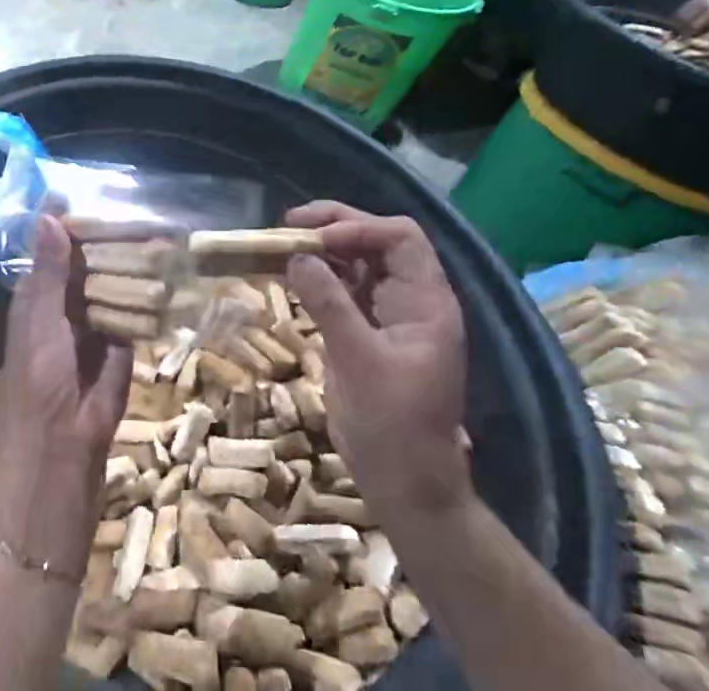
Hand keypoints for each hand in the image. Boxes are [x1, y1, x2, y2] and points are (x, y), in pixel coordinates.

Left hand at [0, 215, 132, 575]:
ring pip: (116, 289)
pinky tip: (172, 278)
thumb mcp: (40, 327)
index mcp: (37, 302)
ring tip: (167, 237)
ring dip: (136, 268)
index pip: (56, 251)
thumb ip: (48, 275)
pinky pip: (135, 319)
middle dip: (115, 242)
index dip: (75, 223)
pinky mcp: (121, 354)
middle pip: (91, 267)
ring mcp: (95, 333)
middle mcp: (65, 312)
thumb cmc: (37, 394)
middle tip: (151, 214)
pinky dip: (150, 301)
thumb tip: (49, 215)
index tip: (104, 193)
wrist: (59, 467)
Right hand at [284, 202, 472, 521]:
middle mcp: (410, 299)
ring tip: (282, 245)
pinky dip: (317, 279)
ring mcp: (387, 316)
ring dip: (322, 251)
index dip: (358, 228)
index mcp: (426, 301)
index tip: (314, 239)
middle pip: (377, 243)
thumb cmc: (394, 424)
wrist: (404, 483)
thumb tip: (297, 258)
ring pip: (357, 264)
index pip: (400, 238)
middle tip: (289, 225)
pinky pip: (342, 292)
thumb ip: (330, 305)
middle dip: (335, 228)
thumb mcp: (360, 361)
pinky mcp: (365, 334)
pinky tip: (289, 276)